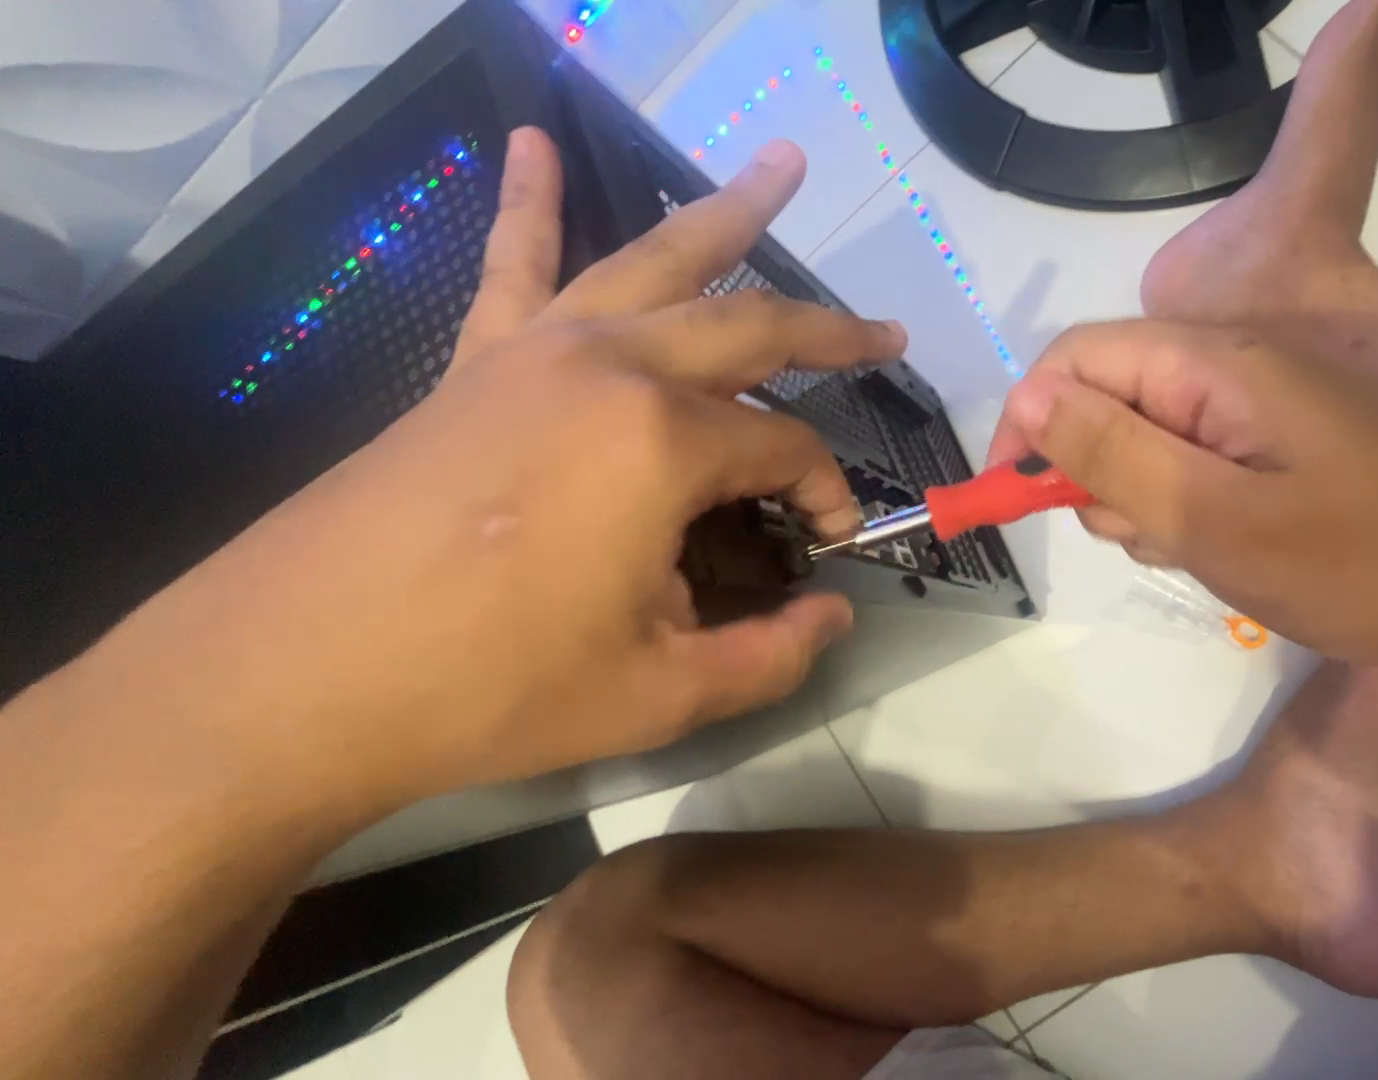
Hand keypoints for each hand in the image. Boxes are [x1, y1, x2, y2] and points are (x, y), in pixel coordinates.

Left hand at [70, 129, 901, 807]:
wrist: (290, 682)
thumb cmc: (492, 690)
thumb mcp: (663, 695)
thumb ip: (773, 655)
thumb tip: (836, 617)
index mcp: (664, 443)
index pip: (788, 452)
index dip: (825, 496)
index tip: (827, 546)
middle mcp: (612, 368)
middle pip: (750, 328)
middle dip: (831, 333)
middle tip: (887, 333)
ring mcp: (536, 352)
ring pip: (655, 261)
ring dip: (727, 214)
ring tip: (782, 166)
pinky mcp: (473, 364)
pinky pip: (512, 265)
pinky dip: (527, 200)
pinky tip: (532, 142)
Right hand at [987, 319, 1377, 685]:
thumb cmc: (1367, 566)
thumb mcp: (1218, 518)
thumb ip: (1115, 452)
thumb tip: (1031, 399)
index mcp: (1219, 365)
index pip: (1078, 356)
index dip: (1029, 420)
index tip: (1014, 497)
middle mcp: (1239, 369)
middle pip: (1112, 394)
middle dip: (1092, 469)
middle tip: (1136, 537)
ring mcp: (1269, 409)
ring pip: (1151, 438)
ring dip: (1141, 498)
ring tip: (1190, 552)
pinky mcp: (1289, 448)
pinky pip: (1200, 465)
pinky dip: (1186, 509)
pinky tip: (1222, 551)